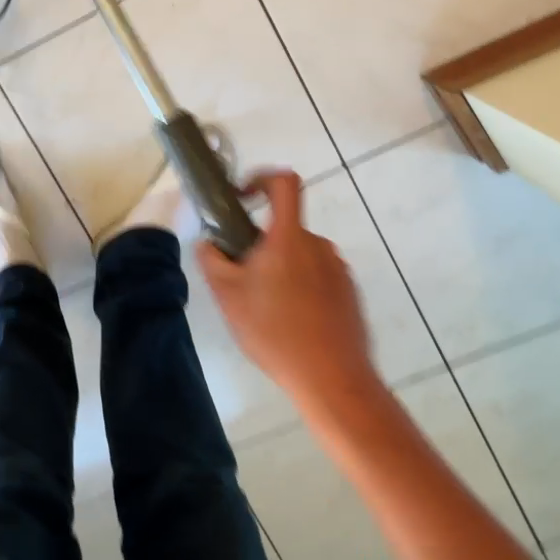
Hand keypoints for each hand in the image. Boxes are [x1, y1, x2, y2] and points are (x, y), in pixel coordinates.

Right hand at [198, 171, 379, 406]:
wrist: (333, 381)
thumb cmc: (275, 332)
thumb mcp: (227, 296)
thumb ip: (211, 259)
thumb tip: (209, 242)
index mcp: (288, 237)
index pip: (284, 183)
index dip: (261, 179)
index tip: (241, 198)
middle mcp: (318, 245)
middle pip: (284, 229)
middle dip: (261, 246)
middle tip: (243, 280)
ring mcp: (339, 270)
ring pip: (300, 256)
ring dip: (281, 270)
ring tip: (267, 309)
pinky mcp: (350, 295)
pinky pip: (318, 278)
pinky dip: (301, 290)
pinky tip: (292, 324)